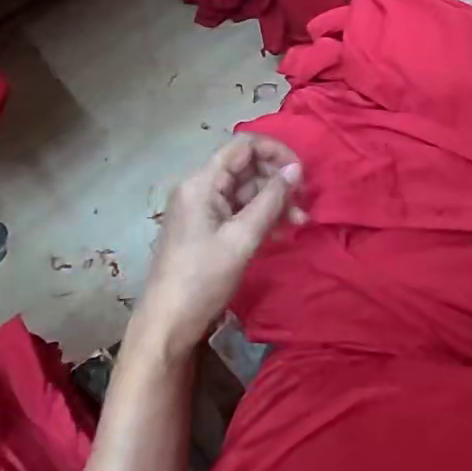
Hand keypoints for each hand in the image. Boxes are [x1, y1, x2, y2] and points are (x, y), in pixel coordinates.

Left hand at [132, 135, 303, 354]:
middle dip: (278, 182)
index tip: (301, 174)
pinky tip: (280, 233)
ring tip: (298, 224)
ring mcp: (203, 209)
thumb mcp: (242, 238)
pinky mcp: (207, 228)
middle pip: (247, 168)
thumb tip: (296, 169)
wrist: (168, 324)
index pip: (243, 146)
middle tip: (303, 206)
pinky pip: (240, 210)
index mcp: (202, 183)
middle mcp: (200, 188)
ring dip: (275, 202)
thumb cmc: (202, 278)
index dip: (276, 152)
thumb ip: (271, 200)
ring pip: (247, 191)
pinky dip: (262, 217)